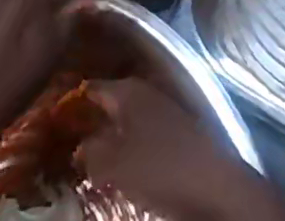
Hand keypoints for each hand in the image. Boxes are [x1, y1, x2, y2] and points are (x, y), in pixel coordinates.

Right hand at [77, 78, 284, 220]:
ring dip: (117, 137)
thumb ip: (88, 152)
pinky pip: (151, 137)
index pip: (88, 89)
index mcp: (124, 90)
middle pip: (110, 104)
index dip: (71, 105)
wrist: (225, 195)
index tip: (58, 122)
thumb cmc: (161, 169)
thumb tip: (78, 148)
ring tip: (101, 159)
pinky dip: (139, 148)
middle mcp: (145, 93)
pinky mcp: (187, 138)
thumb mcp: (112, 165)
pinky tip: (132, 168)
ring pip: (131, 121)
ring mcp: (169, 113)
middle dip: (94, 121)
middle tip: (76, 141)